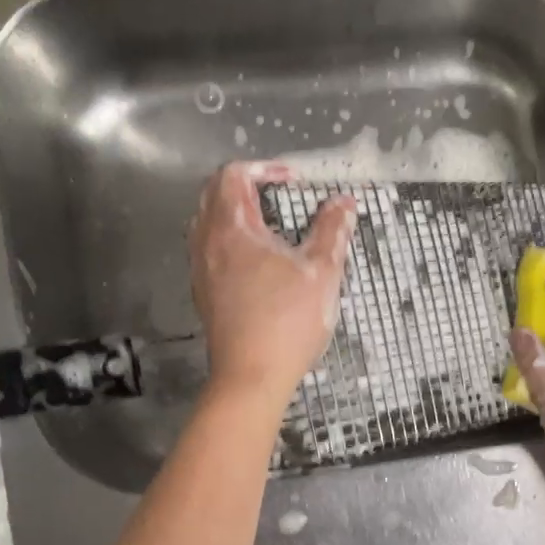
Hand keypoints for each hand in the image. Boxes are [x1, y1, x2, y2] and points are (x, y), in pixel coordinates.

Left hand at [187, 161, 355, 398]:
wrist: (252, 375)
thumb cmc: (288, 321)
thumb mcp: (322, 272)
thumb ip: (332, 231)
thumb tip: (344, 202)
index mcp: (232, 228)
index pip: (234, 175)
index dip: (265, 169)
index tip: (294, 182)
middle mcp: (207, 242)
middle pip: (214, 193)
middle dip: (246, 186)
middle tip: (279, 195)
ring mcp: (200, 268)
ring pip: (207, 222)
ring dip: (235, 213)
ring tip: (269, 225)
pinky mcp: (204, 292)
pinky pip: (209, 248)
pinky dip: (230, 239)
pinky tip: (258, 261)